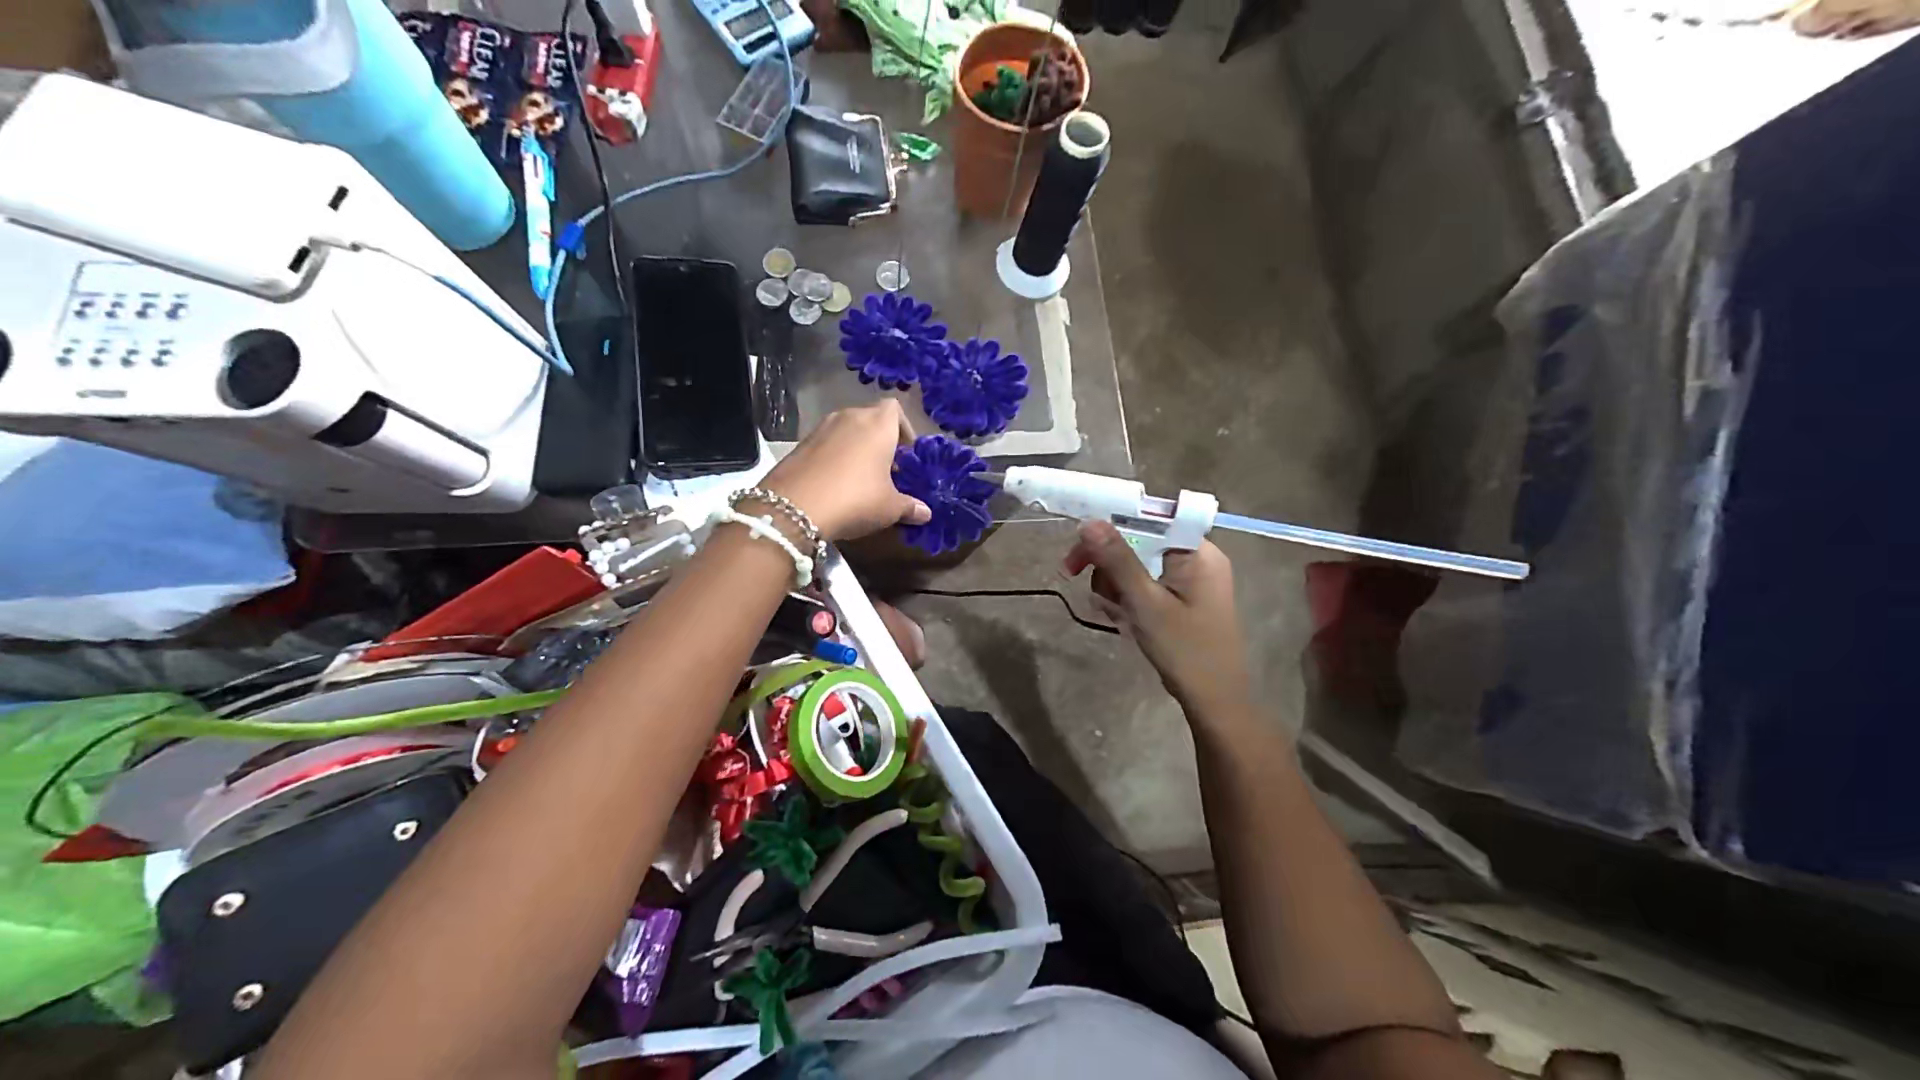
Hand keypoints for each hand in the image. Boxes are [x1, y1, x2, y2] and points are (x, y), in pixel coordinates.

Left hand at [761, 401, 931, 540]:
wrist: (794, 508)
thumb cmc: (855, 499)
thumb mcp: (889, 508)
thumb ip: (910, 507)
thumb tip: (925, 513)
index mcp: (877, 424)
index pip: (895, 409)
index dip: (903, 430)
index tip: (906, 456)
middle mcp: (849, 418)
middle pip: (871, 420)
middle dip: (881, 442)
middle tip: (887, 472)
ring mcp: (821, 428)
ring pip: (847, 432)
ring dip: (856, 450)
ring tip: (861, 480)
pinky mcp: (800, 444)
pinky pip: (826, 445)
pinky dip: (835, 458)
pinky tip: (835, 486)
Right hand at [1064, 521, 1253, 716]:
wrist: (1214, 701)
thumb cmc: (1184, 650)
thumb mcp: (1145, 603)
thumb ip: (1118, 560)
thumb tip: (1089, 522)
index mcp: (1198, 552)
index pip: (1149, 520)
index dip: (1111, 526)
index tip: (1080, 545)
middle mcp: (1196, 559)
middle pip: (1140, 541)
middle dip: (1108, 563)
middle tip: (1074, 575)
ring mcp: (1190, 580)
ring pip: (1138, 565)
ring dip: (1115, 584)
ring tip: (1111, 612)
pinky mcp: (1182, 599)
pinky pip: (1146, 585)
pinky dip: (1127, 598)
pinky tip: (1118, 618)